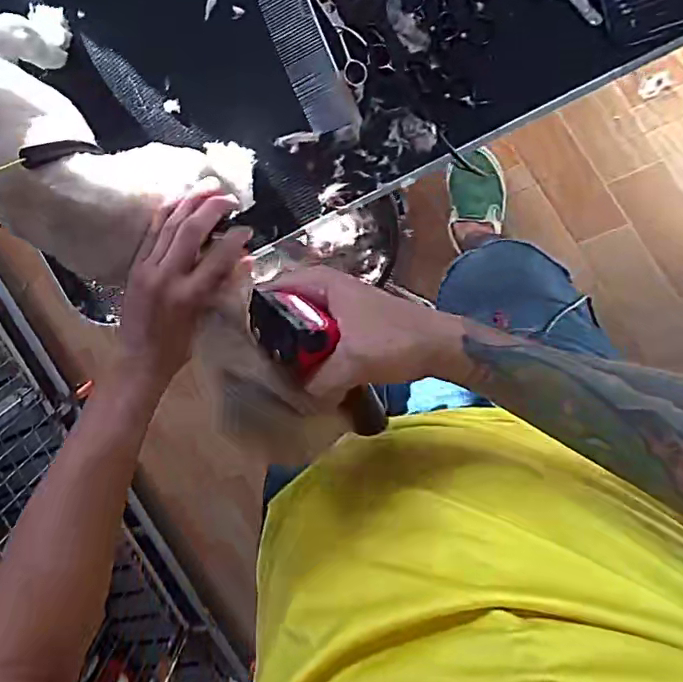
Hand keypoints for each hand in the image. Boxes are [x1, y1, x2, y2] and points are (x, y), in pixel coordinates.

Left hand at [114, 192, 251, 395]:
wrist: (136, 361)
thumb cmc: (177, 348)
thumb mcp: (205, 318)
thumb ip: (224, 286)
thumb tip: (247, 259)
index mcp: (188, 296)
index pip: (217, 256)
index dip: (236, 238)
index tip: (247, 228)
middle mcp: (166, 277)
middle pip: (190, 231)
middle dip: (212, 208)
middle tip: (230, 198)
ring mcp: (147, 269)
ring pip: (168, 225)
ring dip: (189, 201)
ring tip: (207, 186)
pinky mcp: (135, 266)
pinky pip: (151, 232)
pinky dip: (166, 212)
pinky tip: (179, 199)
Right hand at [262, 266, 465, 402]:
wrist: (441, 345)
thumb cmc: (396, 340)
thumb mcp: (351, 362)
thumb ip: (317, 381)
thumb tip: (297, 400)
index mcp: (319, 281)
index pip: (268, 291)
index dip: (253, 316)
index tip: (242, 346)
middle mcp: (324, 287)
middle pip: (283, 311)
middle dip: (272, 339)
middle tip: (259, 368)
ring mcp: (337, 305)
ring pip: (301, 327)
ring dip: (295, 351)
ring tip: (280, 376)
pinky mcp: (348, 323)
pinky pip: (318, 337)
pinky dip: (313, 354)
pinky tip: (308, 377)